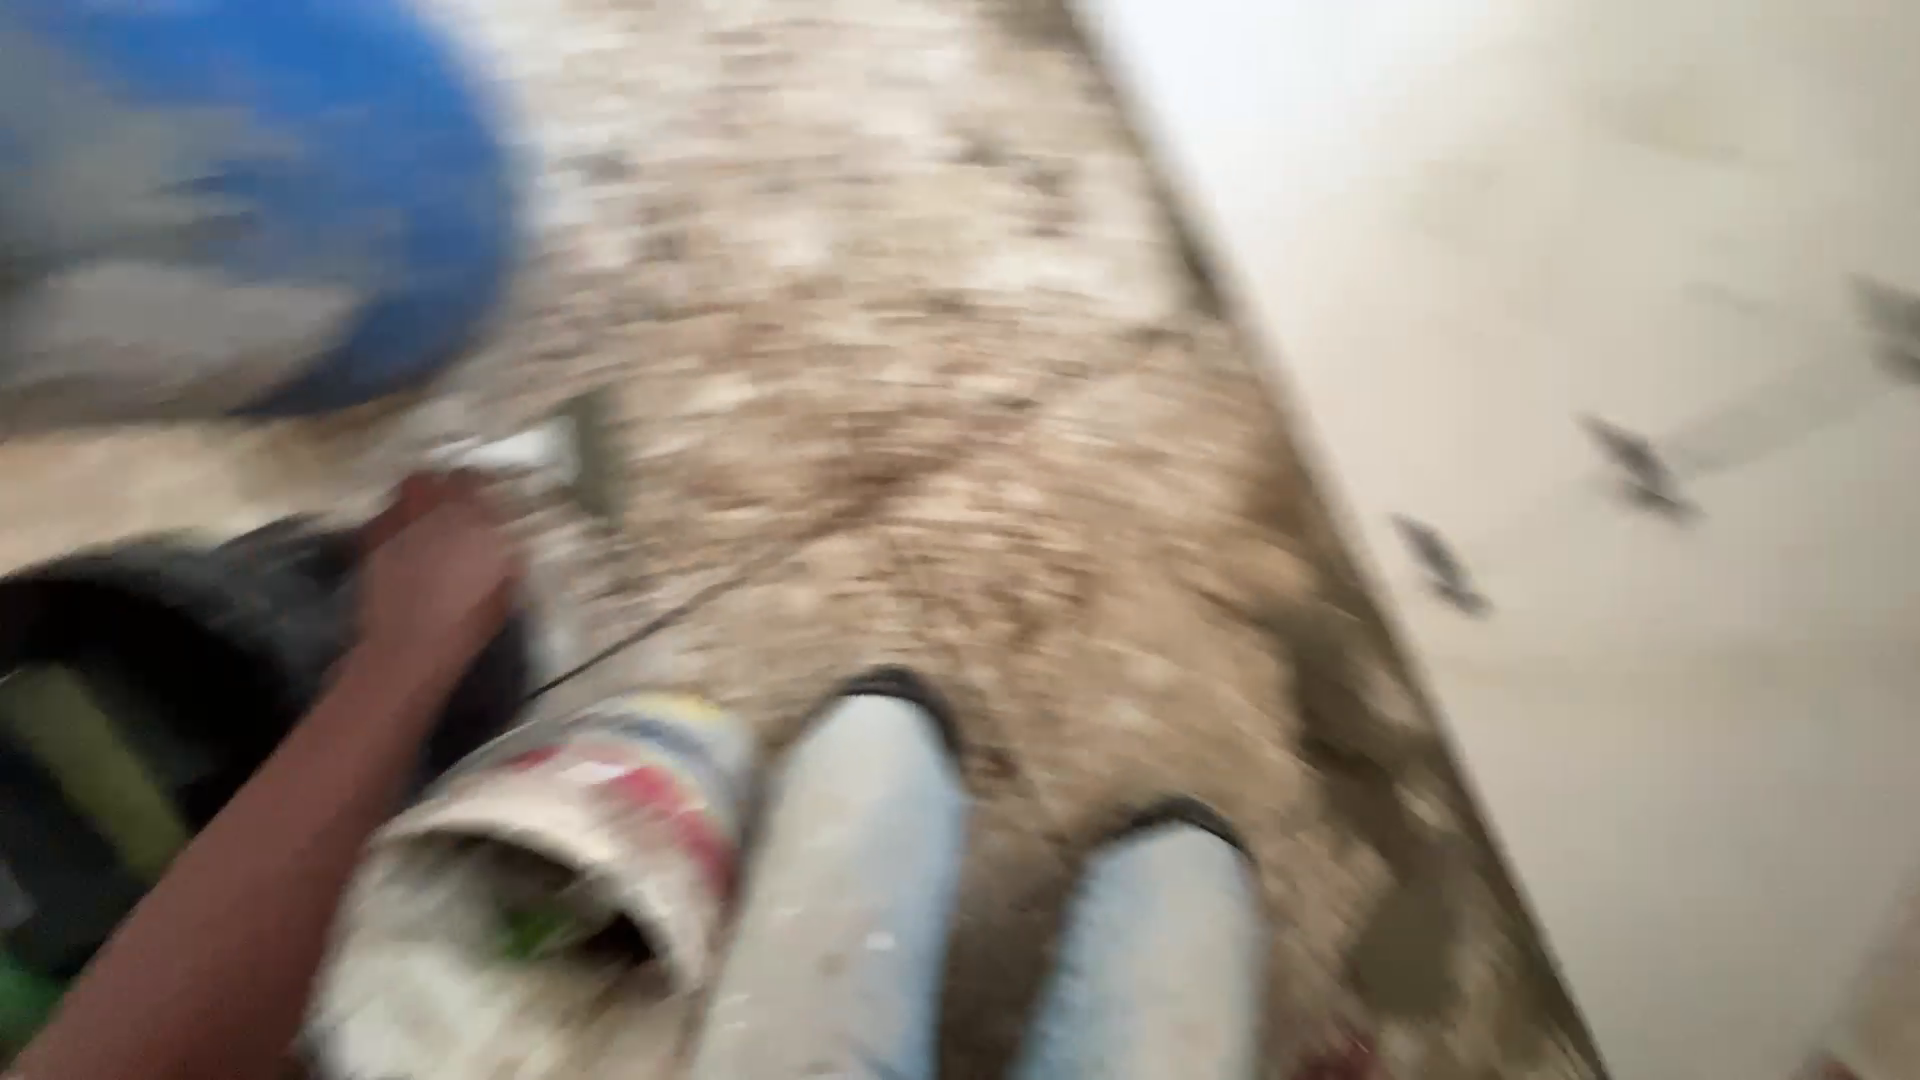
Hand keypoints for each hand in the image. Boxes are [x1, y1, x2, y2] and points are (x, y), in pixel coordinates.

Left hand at [356, 471, 522, 689]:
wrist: (410, 648)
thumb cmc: (468, 622)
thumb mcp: (505, 586)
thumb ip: (505, 552)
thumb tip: (504, 535)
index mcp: (468, 522)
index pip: (470, 480)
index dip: (478, 481)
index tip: (487, 490)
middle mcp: (427, 516)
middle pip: (428, 479)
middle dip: (440, 483)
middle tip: (453, 497)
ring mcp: (395, 528)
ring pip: (403, 494)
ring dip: (417, 499)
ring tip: (428, 516)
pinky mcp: (370, 545)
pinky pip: (386, 519)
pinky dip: (397, 521)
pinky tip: (406, 538)